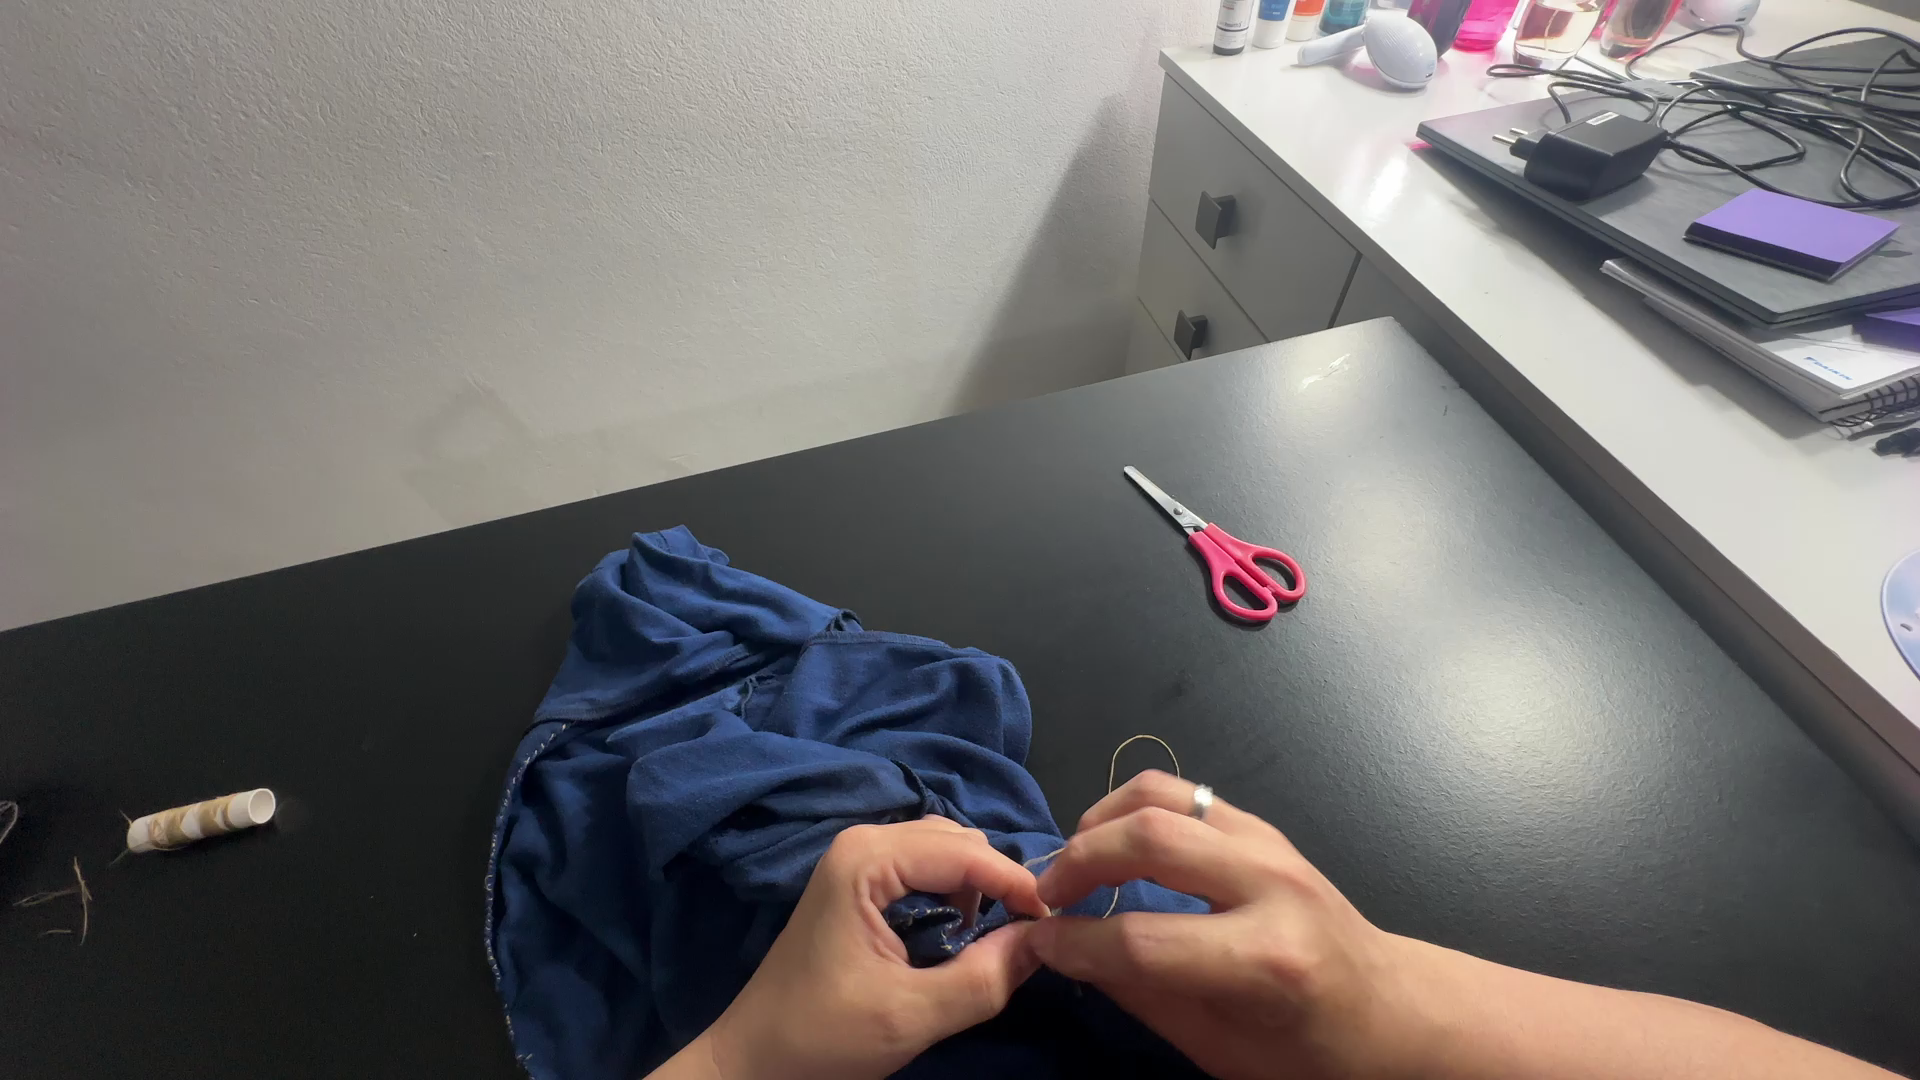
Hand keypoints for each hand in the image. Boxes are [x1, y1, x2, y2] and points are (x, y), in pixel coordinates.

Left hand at [668, 816, 1048, 1079]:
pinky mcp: (861, 875)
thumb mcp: (910, 1017)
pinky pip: (925, 865)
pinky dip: (951, 892)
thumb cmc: (822, 1038)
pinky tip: (950, 934)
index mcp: (869, 857)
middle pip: (956, 840)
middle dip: (993, 882)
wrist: (753, 1061)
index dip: (1014, 882)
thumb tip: (1044, 940)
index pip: (964, 851)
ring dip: (973, 888)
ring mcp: (860, 854)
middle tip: (1017, 938)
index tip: (1052, 922)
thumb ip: (982, 978)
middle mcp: (866, 839)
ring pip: (944, 849)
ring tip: (978, 942)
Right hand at [1027, 770, 1416, 1079]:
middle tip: (1048, 891)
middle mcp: (1269, 884)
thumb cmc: (1310, 1050)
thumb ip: (1139, 995)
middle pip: (1149, 840)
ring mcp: (1265, 840)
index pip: (1143, 941)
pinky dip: (1129, 805)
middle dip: (1080, 862)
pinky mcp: (1256, 821)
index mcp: (1268, 961)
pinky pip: (1176, 789)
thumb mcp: (1222, 1050)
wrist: (1389, 1006)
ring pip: (1159, 797)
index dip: (1076, 943)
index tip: (1039, 941)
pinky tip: (1114, 836)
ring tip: (1076, 857)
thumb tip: (1063, 950)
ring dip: (1100, 820)